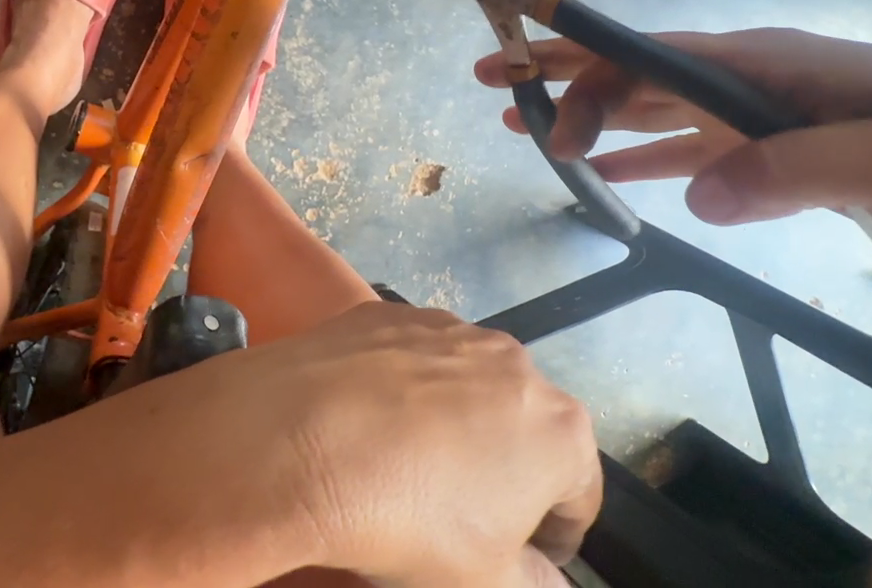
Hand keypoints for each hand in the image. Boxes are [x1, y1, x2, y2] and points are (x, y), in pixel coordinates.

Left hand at [149, 302, 599, 585]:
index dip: (550, 535)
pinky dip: (395, 382)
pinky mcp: (380, 310)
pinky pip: (403, 355)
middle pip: (518, 427)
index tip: (518, 555)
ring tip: (401, 457)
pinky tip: (361, 414)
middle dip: (498, 467)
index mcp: (559, 427)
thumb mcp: (488, 583)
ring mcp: (439, 324)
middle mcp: (509, 359)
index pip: (577, 496)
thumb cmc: (406, 516)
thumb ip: (537, 582)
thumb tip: (544, 574)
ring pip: (460, 383)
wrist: (293, 437)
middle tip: (452, 506)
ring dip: (447, 418)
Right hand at [472, 27, 871, 249]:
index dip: (579, 72)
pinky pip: (682, 147)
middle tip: (495, 88)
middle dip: (558, 77)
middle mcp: (745, 77)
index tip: (534, 107)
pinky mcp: (770, 149)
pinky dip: (633, 154)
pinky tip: (602, 170)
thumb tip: (695, 197)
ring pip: (644, 105)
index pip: (645, 57)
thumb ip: (798, 170)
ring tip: (521, 121)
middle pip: (630, 70)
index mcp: (763, 62)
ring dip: (582, 111)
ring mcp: (756, 112)